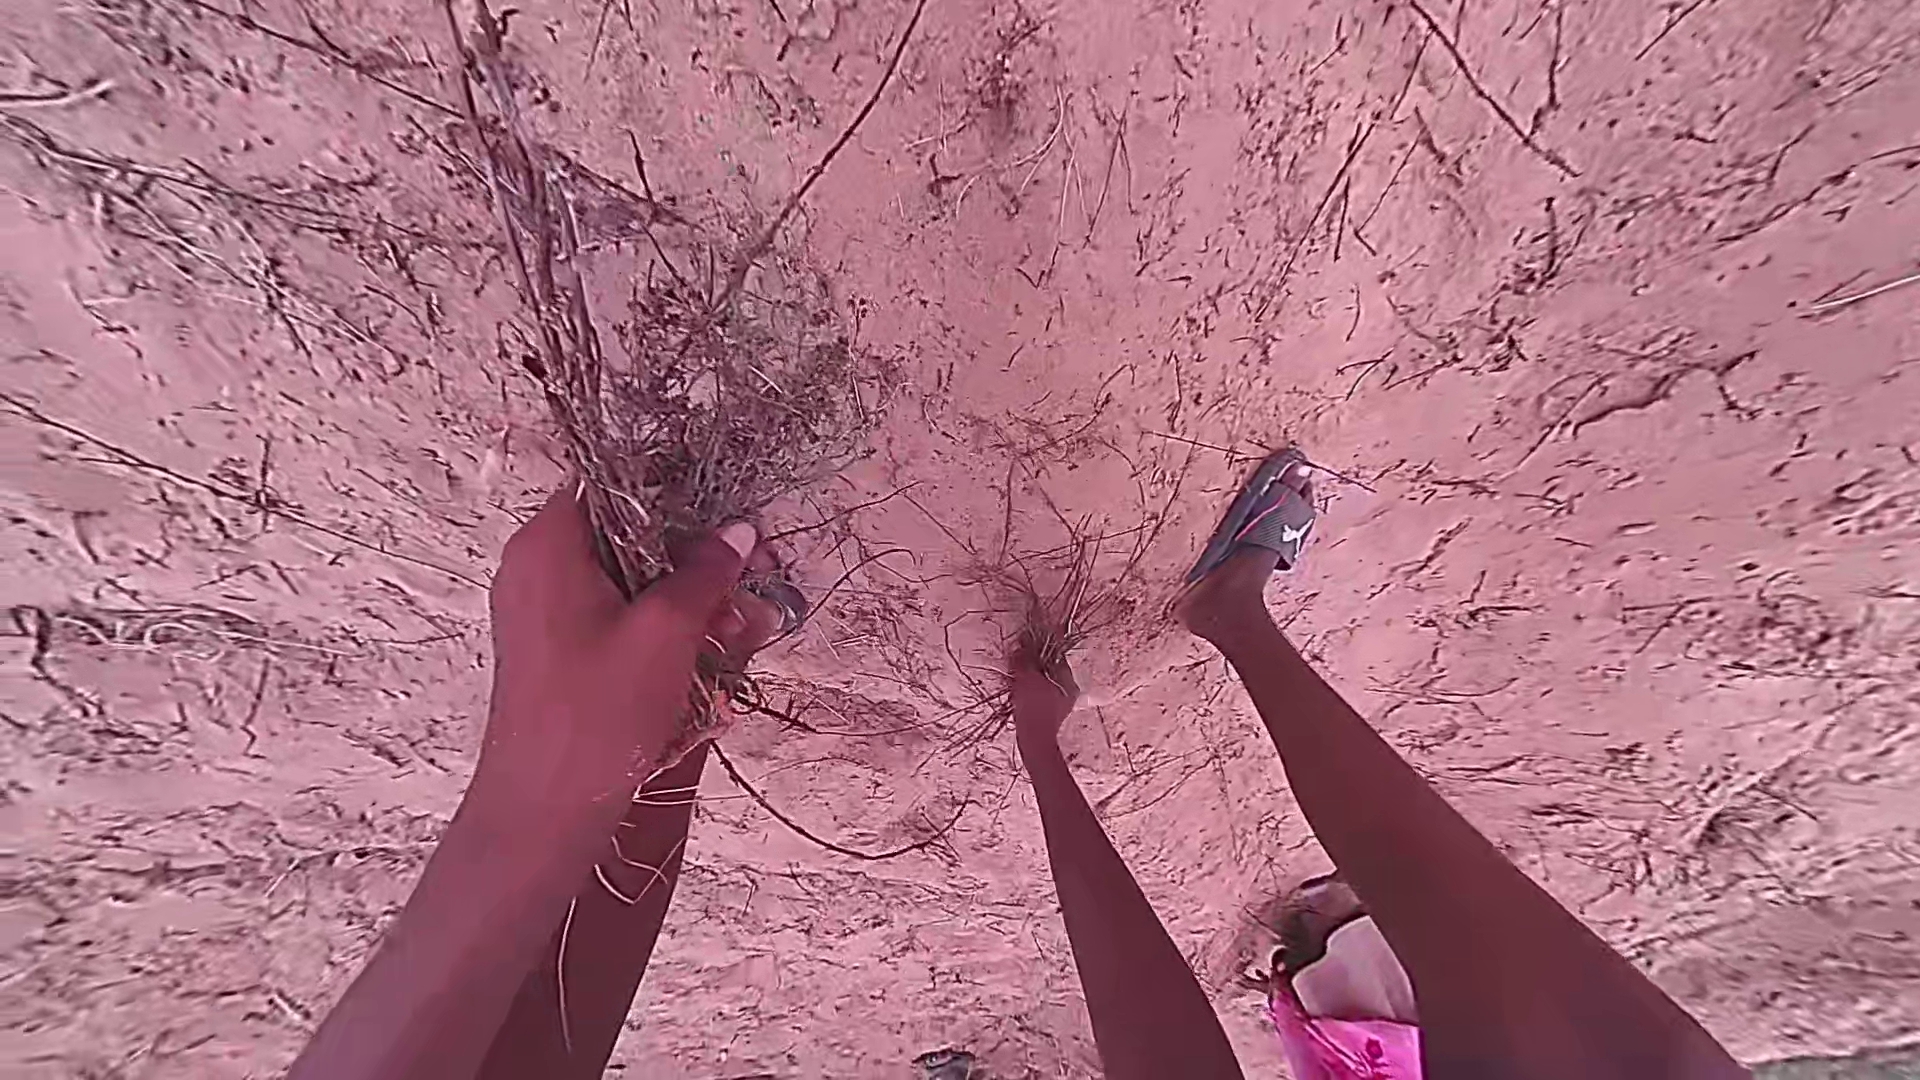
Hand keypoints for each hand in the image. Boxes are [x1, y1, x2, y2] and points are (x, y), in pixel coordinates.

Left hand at [474, 485, 755, 833]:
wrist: (547, 809)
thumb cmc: (600, 708)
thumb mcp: (668, 628)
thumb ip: (707, 570)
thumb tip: (741, 530)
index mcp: (549, 547)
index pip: (612, 484)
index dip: (673, 490)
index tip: (723, 511)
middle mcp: (541, 566)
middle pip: (631, 530)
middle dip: (695, 550)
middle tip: (748, 572)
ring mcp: (550, 606)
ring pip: (634, 571)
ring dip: (689, 587)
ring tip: (733, 620)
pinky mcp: (566, 640)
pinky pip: (624, 606)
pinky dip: (666, 614)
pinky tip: (708, 640)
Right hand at [1010, 649, 1078, 750]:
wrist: (1034, 738)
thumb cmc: (1034, 706)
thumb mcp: (1027, 677)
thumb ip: (1025, 659)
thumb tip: (1022, 648)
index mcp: (1069, 680)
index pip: (1056, 656)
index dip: (1039, 648)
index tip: (1025, 644)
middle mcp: (1069, 691)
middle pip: (1050, 669)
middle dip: (1033, 663)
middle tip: (1018, 659)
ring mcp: (1061, 704)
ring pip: (1044, 682)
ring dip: (1030, 676)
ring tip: (1015, 673)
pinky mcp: (1050, 714)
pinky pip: (1039, 694)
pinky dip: (1029, 689)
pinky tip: (1017, 689)